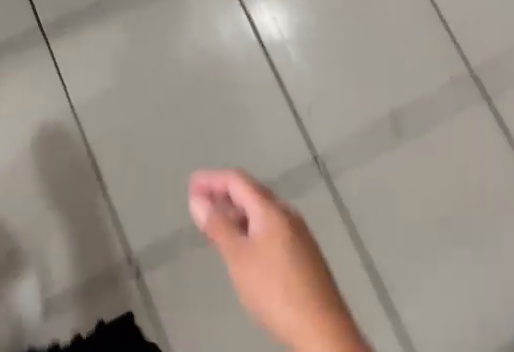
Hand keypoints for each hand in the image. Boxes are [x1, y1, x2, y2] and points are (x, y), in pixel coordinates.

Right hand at [189, 170, 368, 351]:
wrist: (324, 333)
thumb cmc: (275, 290)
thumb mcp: (238, 257)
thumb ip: (217, 226)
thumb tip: (198, 200)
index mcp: (272, 211)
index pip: (237, 181)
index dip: (211, 180)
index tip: (189, 186)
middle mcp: (288, 216)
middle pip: (251, 193)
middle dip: (223, 195)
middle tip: (200, 206)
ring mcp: (300, 236)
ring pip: (262, 213)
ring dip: (237, 214)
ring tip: (216, 228)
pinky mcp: (305, 255)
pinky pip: (272, 229)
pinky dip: (251, 228)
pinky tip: (243, 248)